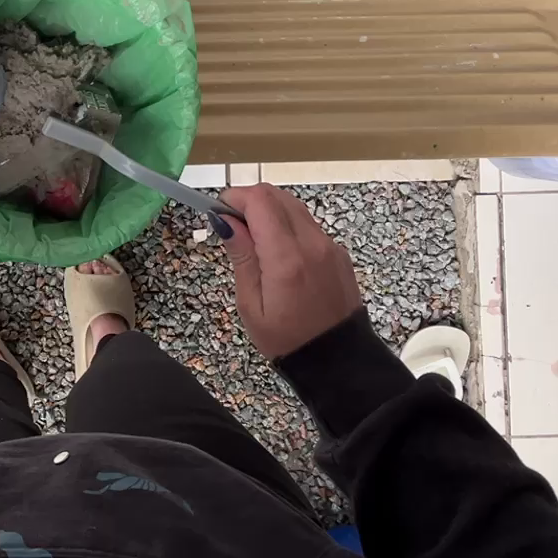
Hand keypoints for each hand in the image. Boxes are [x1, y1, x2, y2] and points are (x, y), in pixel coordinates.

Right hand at [219, 184, 363, 358]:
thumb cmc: (286, 340)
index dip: (233, 198)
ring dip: (267, 211)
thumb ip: (241, 257)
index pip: (259, 201)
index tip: (217, 214)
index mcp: (287, 257)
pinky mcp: (337, 252)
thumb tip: (224, 221)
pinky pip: (306, 224)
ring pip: (292, 205)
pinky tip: (275, 252)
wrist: (340, 362)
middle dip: (248, 201)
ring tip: (251, 241)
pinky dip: (285, 224)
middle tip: (230, 227)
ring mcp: (329, 245)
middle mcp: (312, 243)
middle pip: (276, 195)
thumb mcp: (251, 304)